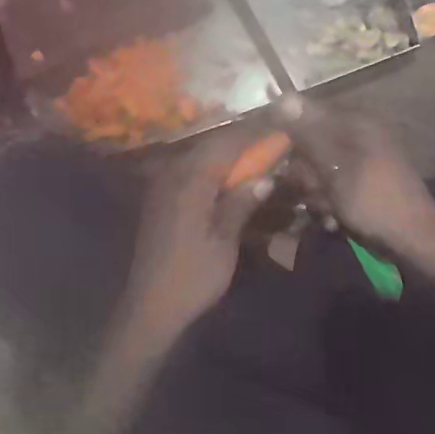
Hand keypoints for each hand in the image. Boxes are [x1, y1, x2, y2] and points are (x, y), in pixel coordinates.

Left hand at [120, 128, 276, 339]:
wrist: (152, 305)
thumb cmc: (192, 277)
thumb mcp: (224, 242)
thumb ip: (241, 204)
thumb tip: (264, 178)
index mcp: (189, 182)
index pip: (227, 144)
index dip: (256, 135)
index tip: (282, 128)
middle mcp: (173, 176)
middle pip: (212, 146)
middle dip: (244, 142)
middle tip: (274, 142)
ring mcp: (163, 187)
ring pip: (200, 158)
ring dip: (229, 155)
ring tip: (258, 157)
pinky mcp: (161, 201)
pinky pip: (191, 173)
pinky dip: (214, 170)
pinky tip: (230, 179)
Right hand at [276, 96, 434, 294]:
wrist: (415, 240)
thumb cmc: (376, 203)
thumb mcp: (337, 170)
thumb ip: (309, 135)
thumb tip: (284, 95)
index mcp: (357, 124)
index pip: (307, 116)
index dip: (288, 138)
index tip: (275, 164)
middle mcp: (358, 137)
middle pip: (311, 148)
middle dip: (305, 176)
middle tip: (314, 195)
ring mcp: (361, 163)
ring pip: (318, 172)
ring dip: (317, 196)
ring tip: (329, 213)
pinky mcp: (362, 185)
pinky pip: (333, 188)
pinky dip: (330, 205)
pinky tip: (335, 221)